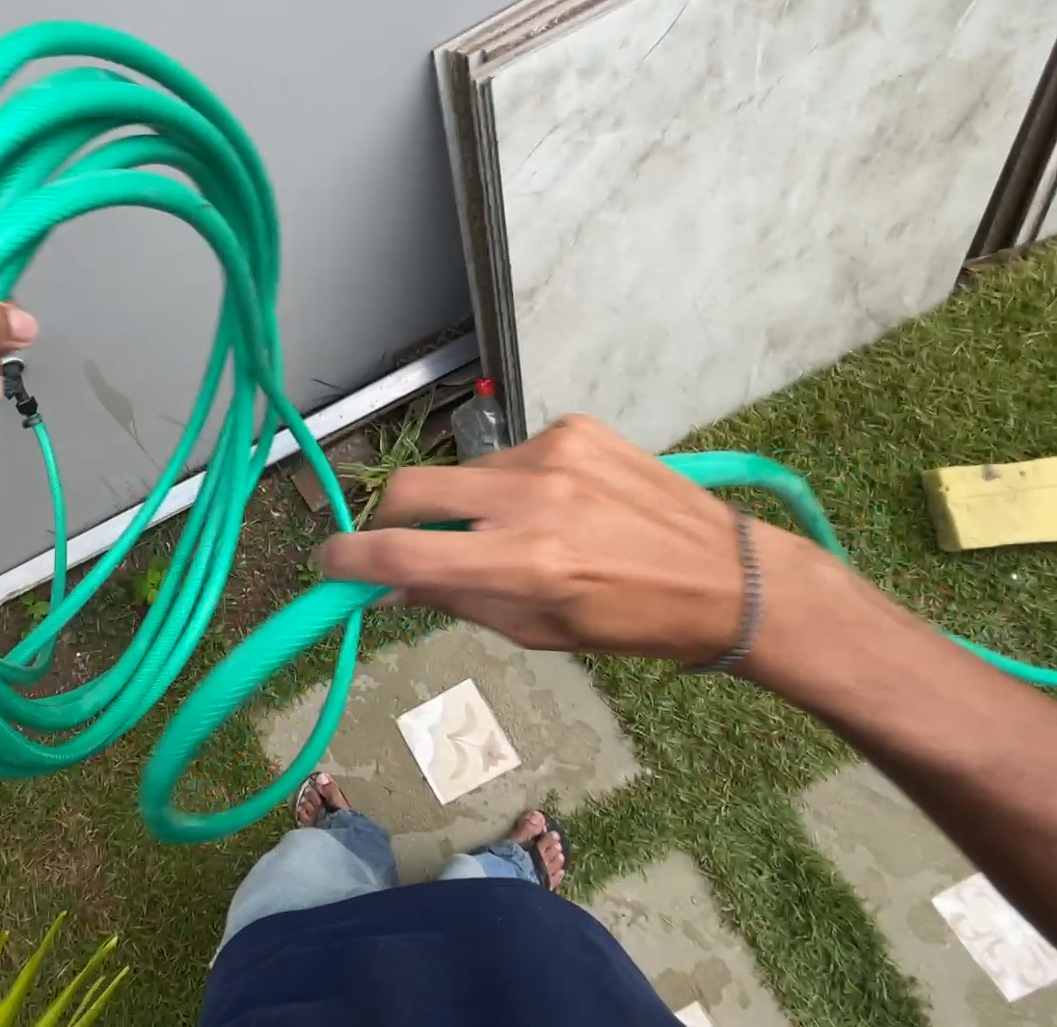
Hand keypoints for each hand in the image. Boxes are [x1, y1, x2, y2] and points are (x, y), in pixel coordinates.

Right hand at [316, 415, 801, 662]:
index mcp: (523, 563)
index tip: (328, 562)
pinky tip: (551, 503)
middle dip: (389, 516)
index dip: (350, 558)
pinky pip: (507, 456)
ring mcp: (553, 452)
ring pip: (460, 473)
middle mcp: (531, 498)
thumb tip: (387, 587)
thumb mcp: (535, 630)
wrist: (728, 576)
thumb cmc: (629, 622)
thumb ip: (453, 599)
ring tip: (508, 528)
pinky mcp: (573, 427)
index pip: (403, 552)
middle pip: (411, 488)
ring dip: (461, 503)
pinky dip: (508, 484)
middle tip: (400, 539)